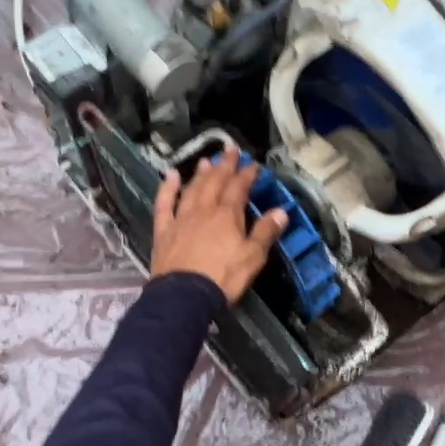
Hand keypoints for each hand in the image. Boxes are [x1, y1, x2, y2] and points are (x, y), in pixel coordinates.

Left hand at [151, 145, 286, 304]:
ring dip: (200, 173)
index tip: (254, 164)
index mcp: (227, 216)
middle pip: (215, 182)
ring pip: (192, 189)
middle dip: (224, 165)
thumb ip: (265, 232)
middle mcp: (204, 210)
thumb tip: (281, 211)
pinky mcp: (164, 230)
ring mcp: (181, 218)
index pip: (239, 188)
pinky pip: (164, 203)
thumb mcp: (253, 258)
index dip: (247, 174)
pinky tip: (170, 175)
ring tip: (206, 160)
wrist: (185, 296)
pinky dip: (167, 188)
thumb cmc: (224, 278)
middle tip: (230, 149)